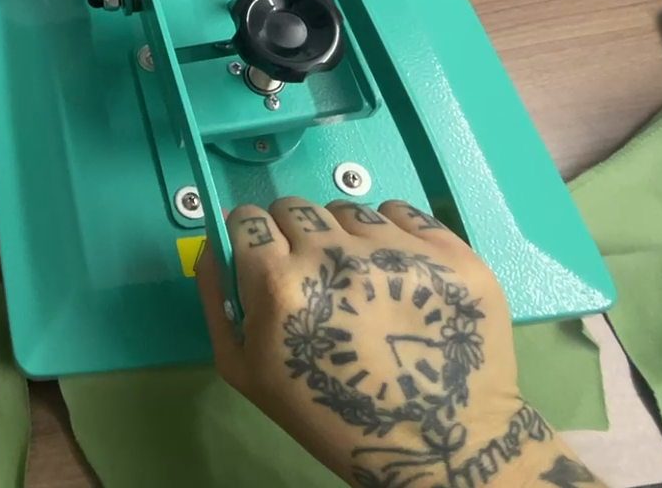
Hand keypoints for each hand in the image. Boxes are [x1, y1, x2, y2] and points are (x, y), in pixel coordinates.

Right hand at [196, 198, 603, 487]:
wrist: (442, 454)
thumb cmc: (330, 414)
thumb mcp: (244, 368)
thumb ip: (214, 295)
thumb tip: (213, 237)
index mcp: (279, 284)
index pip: (247, 219)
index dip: (252, 238)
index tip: (267, 259)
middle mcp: (333, 257)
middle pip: (293, 207)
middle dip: (294, 234)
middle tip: (315, 276)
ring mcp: (395, 253)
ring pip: (346, 209)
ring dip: (342, 234)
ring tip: (361, 280)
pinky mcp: (448, 256)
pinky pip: (401, 211)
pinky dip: (393, 232)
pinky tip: (398, 272)